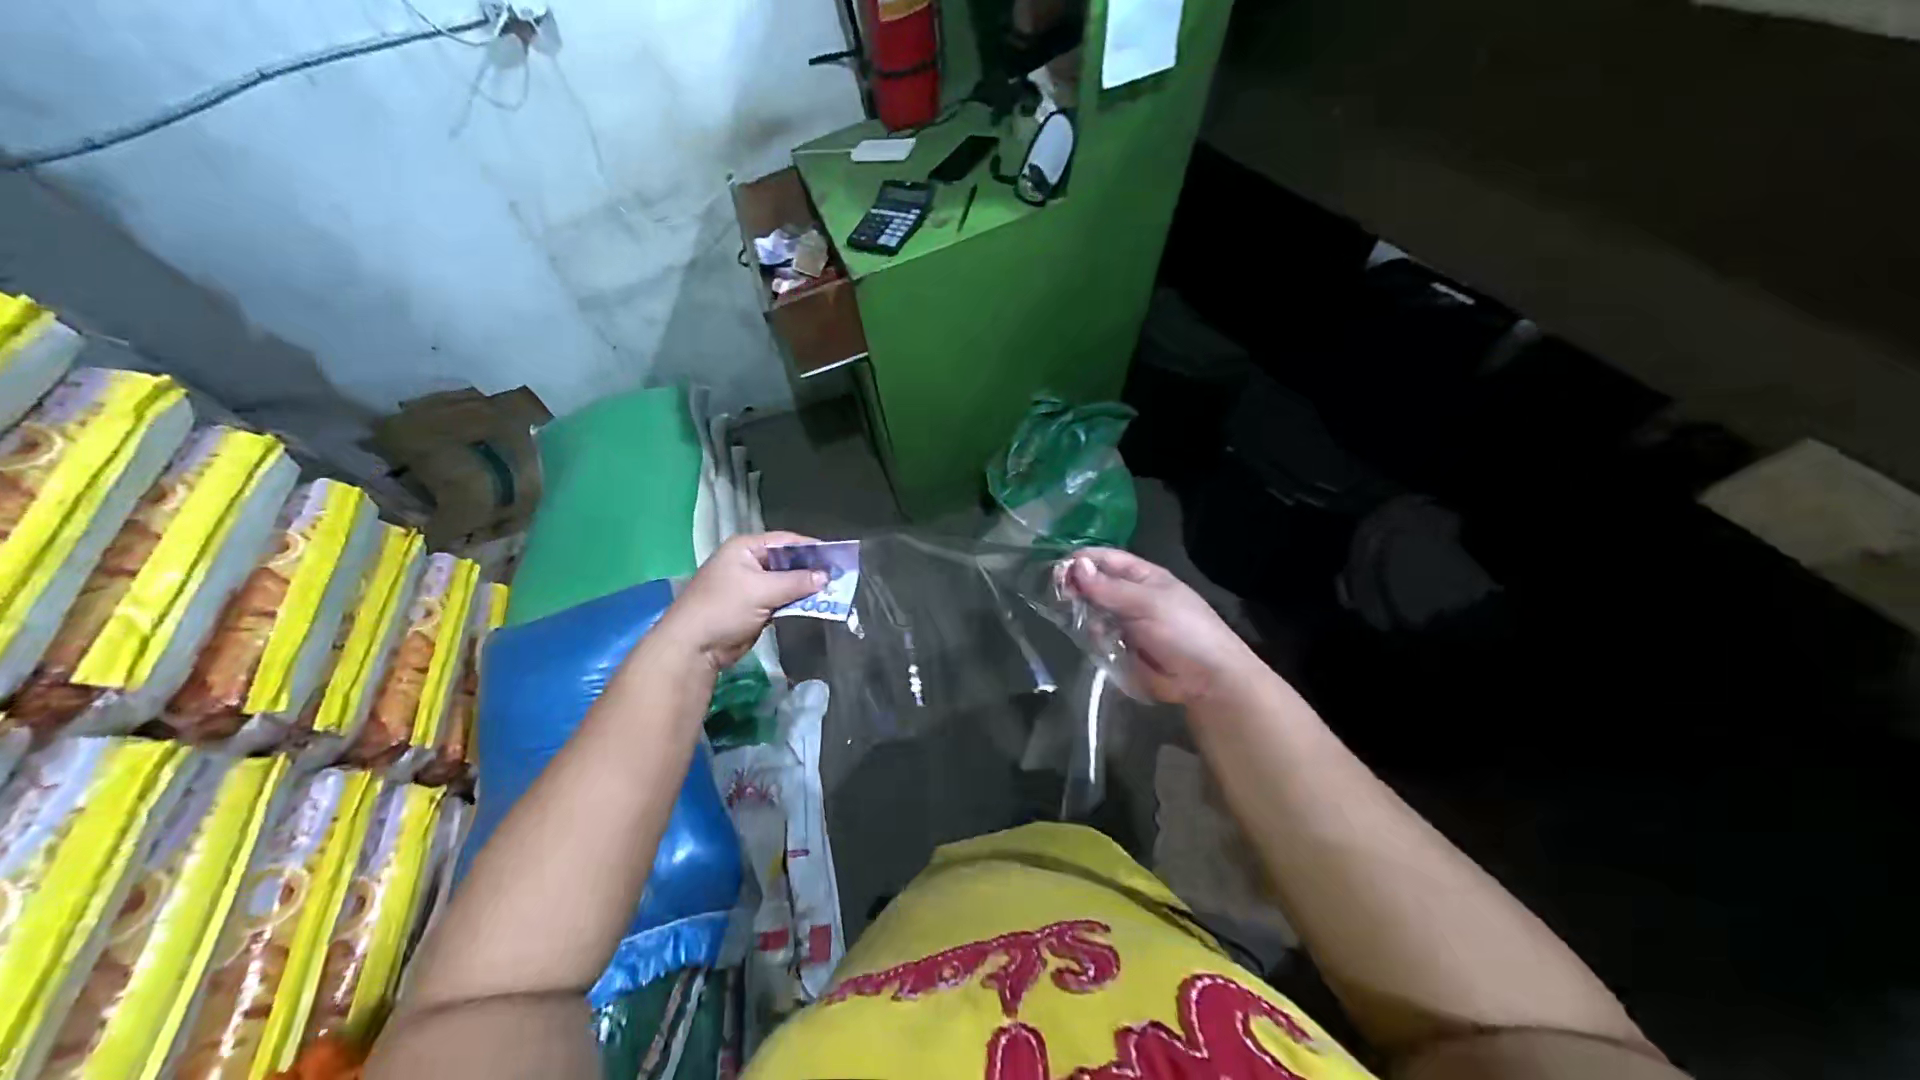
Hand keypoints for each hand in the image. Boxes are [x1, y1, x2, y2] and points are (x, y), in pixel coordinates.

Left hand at [653, 531, 826, 672]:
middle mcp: (749, 562)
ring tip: (834, 590)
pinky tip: (817, 604)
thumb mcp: (762, 591)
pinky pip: (782, 599)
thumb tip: (826, 576)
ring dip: (806, 587)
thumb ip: (796, 582)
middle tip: (839, 576)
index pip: (786, 541)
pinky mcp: (755, 606)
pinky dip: (797, 602)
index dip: (811, 548)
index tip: (837, 557)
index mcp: (746, 548)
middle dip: (811, 569)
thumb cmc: (724, 608)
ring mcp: (752, 585)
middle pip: (788, 561)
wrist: (694, 646)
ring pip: (787, 582)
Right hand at [1064, 548, 1262, 704]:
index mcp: (1142, 576)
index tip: (1057, 571)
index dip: (1081, 561)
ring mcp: (1123, 623)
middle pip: (1093, 585)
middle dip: (1078, 589)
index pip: (1105, 559)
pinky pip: (1096, 637)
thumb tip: (1075, 566)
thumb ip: (1109, 588)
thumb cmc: (1184, 631)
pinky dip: (1094, 638)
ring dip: (1085, 616)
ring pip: (1090, 612)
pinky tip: (1100, 643)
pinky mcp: (1118, 648)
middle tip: (1063, 598)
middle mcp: (1129, 596)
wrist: (1206, 680)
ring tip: (1092, 624)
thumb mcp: (1147, 603)